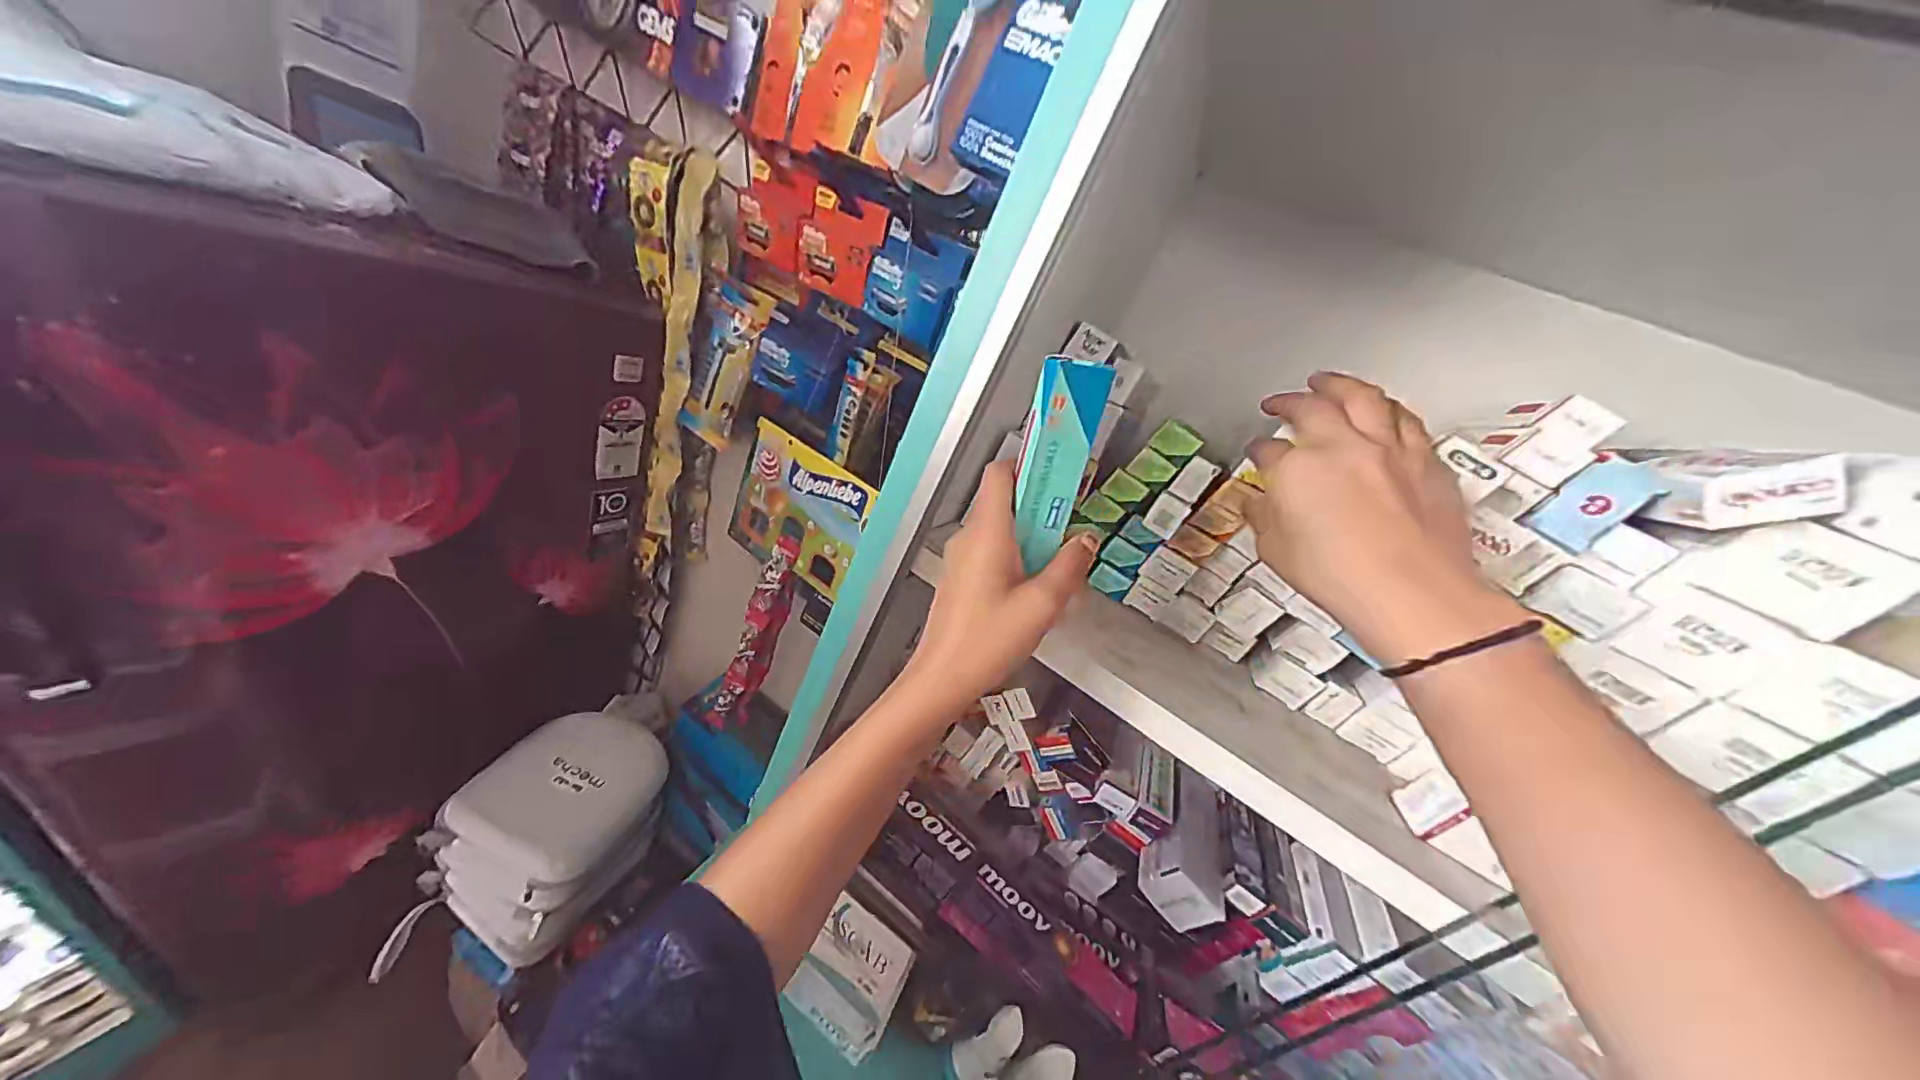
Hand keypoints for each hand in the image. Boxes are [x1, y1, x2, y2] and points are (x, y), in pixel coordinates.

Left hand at [904, 460, 1097, 711]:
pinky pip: (993, 550)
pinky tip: (1037, 584)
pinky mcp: (962, 577)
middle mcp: (970, 537)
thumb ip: (1069, 566)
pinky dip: (1018, 554)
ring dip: (1032, 533)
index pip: (999, 473)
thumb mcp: (1042, 604)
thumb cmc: (988, 640)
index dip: (1028, 463)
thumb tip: (1086, 539)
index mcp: (987, 533)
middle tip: (1072, 519)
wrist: (943, 677)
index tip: (1060, 469)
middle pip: (1005, 499)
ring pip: (1002, 527)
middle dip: (1041, 504)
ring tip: (1062, 557)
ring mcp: (962, 557)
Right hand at [1247, 372, 1527, 666]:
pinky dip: (1387, 408)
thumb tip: (1260, 505)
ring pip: (1363, 397)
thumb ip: (1264, 518)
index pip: (1267, 450)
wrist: (1411, 593)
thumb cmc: (1344, 577)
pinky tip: (1383, 407)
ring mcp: (1387, 449)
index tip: (1256, 452)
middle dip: (1289, 401)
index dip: (1257, 450)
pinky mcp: (1424, 460)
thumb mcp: (1276, 552)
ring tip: (1328, 381)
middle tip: (1280, 401)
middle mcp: (1342, 448)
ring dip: (1340, 384)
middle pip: (1311, 407)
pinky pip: (1405, 418)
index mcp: (1296, 469)